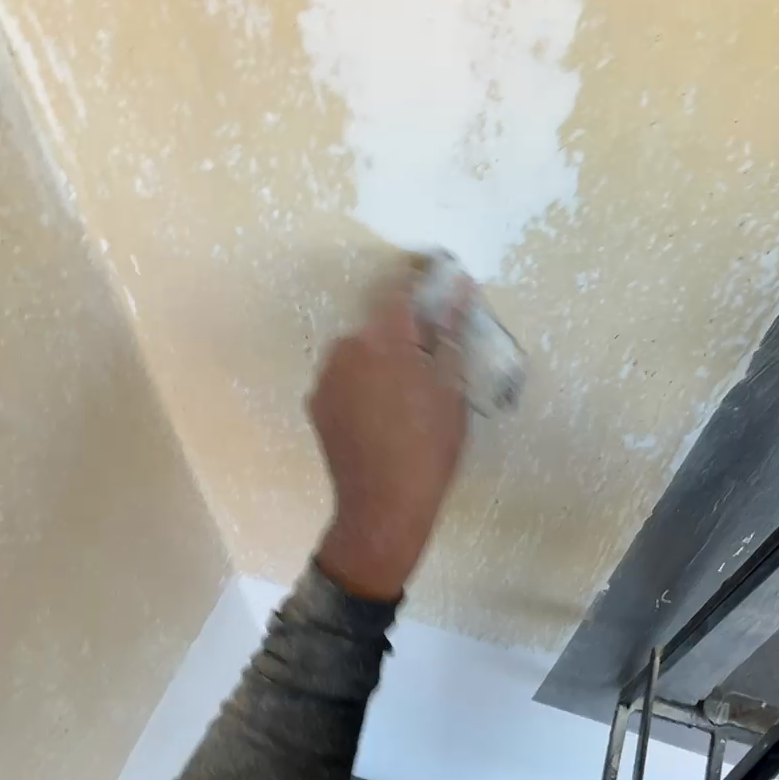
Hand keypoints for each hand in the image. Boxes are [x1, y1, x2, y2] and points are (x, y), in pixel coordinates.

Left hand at [310, 268, 470, 601]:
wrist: (384, 505)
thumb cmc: (429, 447)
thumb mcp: (451, 389)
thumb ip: (452, 333)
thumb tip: (461, 288)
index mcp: (385, 339)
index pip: (397, 287)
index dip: (417, 276)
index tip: (435, 274)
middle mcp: (347, 347)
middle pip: (378, 321)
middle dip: (403, 329)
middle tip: (430, 356)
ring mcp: (326, 376)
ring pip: (360, 350)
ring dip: (382, 356)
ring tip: (406, 393)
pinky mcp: (317, 402)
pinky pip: (345, 377)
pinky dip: (364, 381)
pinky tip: (383, 412)